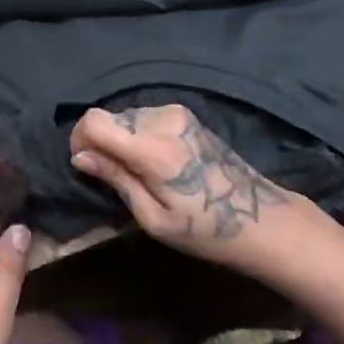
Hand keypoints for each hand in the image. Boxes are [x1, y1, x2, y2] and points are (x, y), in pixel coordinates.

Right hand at [69, 105, 319, 271]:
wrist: (263, 220)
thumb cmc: (206, 230)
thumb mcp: (153, 218)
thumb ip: (116, 179)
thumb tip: (80, 157)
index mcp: (153, 149)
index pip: (94, 121)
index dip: (80, 139)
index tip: (86, 164)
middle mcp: (162, 121)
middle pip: (108, 118)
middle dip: (101, 142)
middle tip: (114, 175)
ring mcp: (176, 113)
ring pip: (124, 116)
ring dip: (119, 138)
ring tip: (137, 170)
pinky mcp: (184, 114)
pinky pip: (143, 116)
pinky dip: (136, 134)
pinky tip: (154, 160)